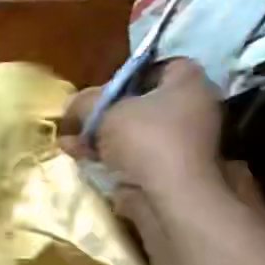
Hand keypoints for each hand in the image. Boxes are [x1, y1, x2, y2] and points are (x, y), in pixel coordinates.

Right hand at [59, 59, 225, 222]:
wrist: (169, 197)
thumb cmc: (144, 139)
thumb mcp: (104, 112)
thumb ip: (84, 104)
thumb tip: (70, 105)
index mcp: (188, 81)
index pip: (154, 67)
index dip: (123, 77)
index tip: (99, 93)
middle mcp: (193, 108)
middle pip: (141, 103)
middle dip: (106, 113)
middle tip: (80, 122)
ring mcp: (185, 143)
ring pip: (136, 134)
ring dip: (103, 138)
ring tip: (71, 145)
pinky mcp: (173, 171)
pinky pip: (139, 157)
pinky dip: (113, 158)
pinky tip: (84, 160)